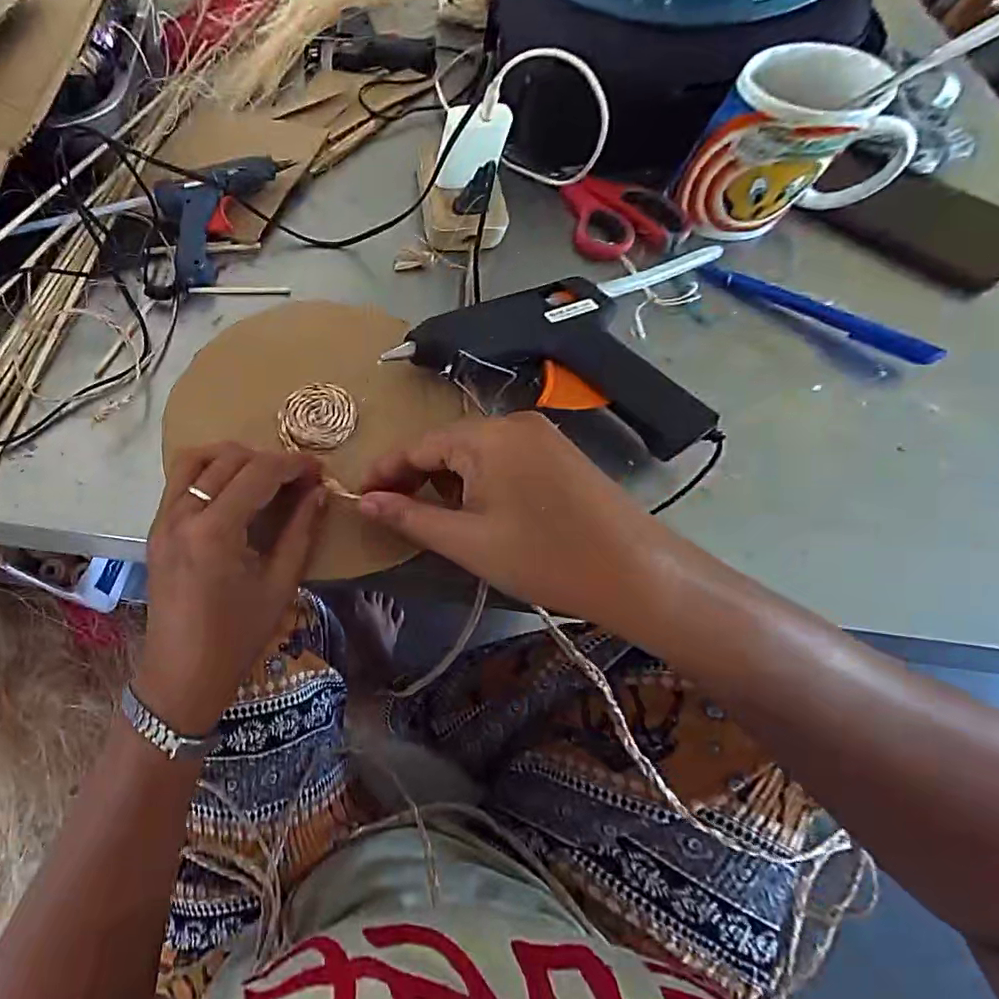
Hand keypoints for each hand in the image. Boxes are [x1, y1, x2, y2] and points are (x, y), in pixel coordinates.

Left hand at [142, 443, 327, 734]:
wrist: (181, 673)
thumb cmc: (236, 639)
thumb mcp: (279, 586)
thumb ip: (300, 533)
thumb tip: (318, 493)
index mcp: (214, 531)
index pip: (257, 473)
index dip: (292, 465)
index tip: (317, 470)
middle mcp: (182, 515)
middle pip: (227, 459)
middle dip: (267, 459)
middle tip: (296, 478)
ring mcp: (162, 520)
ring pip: (194, 460)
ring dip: (231, 457)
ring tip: (261, 475)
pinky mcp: (155, 529)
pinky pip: (178, 481)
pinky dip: (206, 472)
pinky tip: (229, 489)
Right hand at [354, 413, 688, 625]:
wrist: (640, 575)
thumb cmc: (543, 557)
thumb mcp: (465, 541)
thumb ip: (408, 516)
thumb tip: (363, 502)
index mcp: (486, 437)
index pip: (417, 446)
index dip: (384, 472)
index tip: (358, 496)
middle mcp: (513, 423)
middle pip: (444, 445)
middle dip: (412, 476)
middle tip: (388, 510)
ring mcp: (540, 436)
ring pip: (472, 453)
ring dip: (444, 480)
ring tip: (427, 515)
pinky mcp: (558, 454)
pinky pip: (500, 458)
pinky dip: (475, 480)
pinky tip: (472, 509)